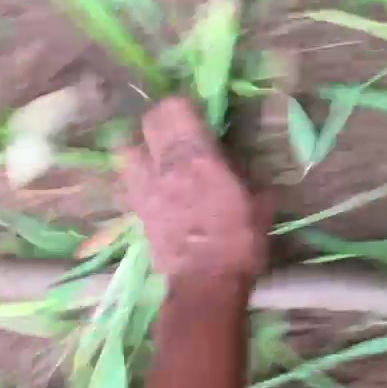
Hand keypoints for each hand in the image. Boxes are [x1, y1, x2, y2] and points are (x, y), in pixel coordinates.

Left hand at [119, 98, 267, 282]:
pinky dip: (137, 171)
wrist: (205, 283)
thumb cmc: (239, 242)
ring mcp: (145, 186)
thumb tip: (254, 174)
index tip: (197, 109)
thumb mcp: (259, 205)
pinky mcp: (136, 209)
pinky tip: (152, 180)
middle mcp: (167, 164)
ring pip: (127, 146)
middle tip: (176, 125)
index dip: (183, 103)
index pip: (176, 109)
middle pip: (148, 121)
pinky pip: (128, 177)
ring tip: (156, 152)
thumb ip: (252, 180)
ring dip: (140, 143)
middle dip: (160, 117)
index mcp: (200, 156)